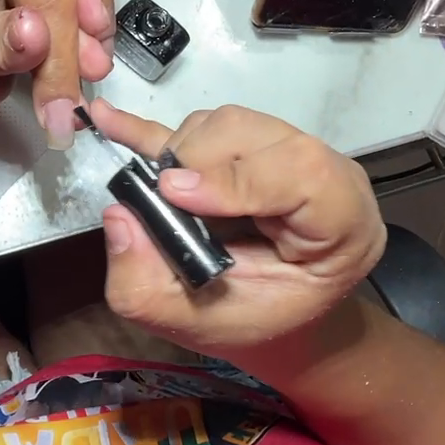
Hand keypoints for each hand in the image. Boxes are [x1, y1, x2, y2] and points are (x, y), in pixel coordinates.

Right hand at [88, 100, 386, 361]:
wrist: (276, 316)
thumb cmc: (255, 323)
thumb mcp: (203, 327)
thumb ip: (152, 288)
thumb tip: (120, 216)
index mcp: (340, 224)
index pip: (304, 174)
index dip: (237, 177)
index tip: (174, 193)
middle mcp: (319, 173)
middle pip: (253, 133)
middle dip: (195, 161)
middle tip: (163, 202)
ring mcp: (278, 150)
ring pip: (222, 122)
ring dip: (177, 152)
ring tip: (162, 196)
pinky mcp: (235, 146)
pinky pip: (189, 126)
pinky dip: (144, 127)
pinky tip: (104, 117)